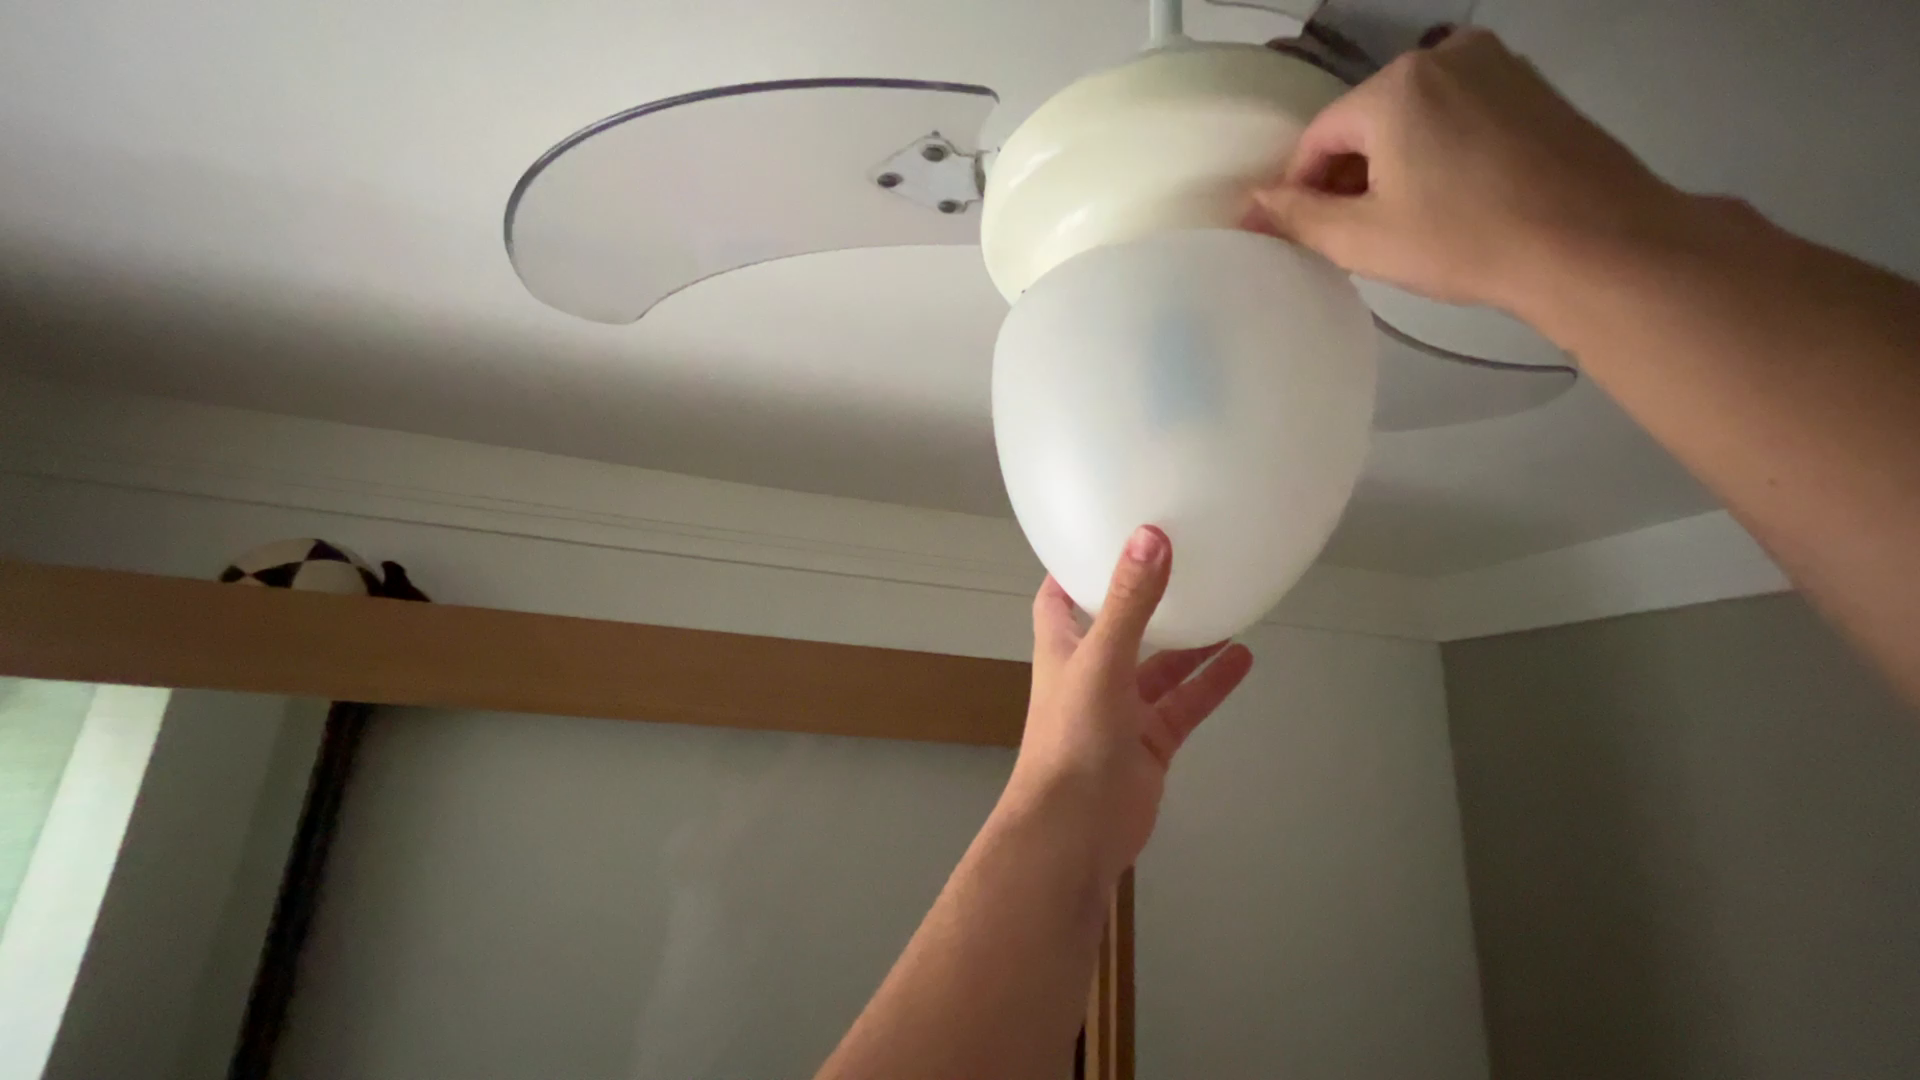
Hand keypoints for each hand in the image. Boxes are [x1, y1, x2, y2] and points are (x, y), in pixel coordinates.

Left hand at [1007, 526, 1253, 877]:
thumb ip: (1129, 603)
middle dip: (1145, 600)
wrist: (1076, 830)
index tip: (1103, 535)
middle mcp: (1090, 673)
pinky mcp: (1151, 743)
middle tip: (1183, 562)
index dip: (1074, 569)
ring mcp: (1122, 710)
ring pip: (1160, 666)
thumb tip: (1151, 536)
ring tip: (1226, 604)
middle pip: (1118, 627)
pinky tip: (1242, 658)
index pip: (1058, 598)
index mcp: (1062, 648)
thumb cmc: (1074, 737)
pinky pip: (1184, 704)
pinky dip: (1209, 683)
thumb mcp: (1101, 660)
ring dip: (1188, 641)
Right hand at [1253, 28, 1687, 318]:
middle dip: (1347, 177)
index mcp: (1394, 85)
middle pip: (1364, 123)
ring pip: (1409, 118)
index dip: (1299, 190)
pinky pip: (1453, 114)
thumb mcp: (1360, 238)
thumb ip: (1295, 216)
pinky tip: (1443, 199)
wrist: (1591, 242)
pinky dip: (1433, 152)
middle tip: (1350, 235)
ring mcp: (1494, 64)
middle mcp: (1443, 55)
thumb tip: (1247, 205)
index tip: (1303, 234)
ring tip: (1398, 222)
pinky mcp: (1529, 85)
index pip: (1317, 138)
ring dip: (1388, 166)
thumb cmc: (1463, 240)